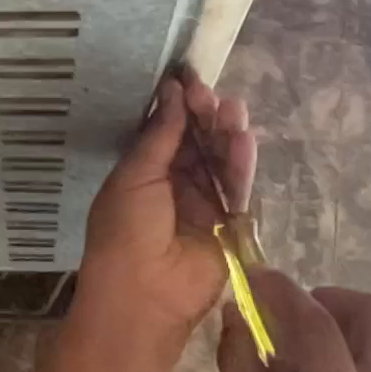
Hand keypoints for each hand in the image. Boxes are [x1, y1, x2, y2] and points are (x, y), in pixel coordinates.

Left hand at [76, 69, 256, 340]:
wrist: (144, 293)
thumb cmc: (126, 230)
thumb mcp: (134, 176)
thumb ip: (159, 134)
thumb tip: (172, 90)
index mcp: (142, 174)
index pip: (166, 132)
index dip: (179, 106)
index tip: (190, 78)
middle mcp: (173, 186)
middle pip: (197, 143)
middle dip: (205, 116)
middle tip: (212, 95)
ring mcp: (202, 204)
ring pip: (219, 161)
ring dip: (226, 135)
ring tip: (233, 109)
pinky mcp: (228, 224)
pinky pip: (237, 187)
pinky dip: (241, 164)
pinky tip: (245, 139)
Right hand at [217, 270, 370, 371]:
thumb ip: (239, 367)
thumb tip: (233, 314)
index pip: (320, 329)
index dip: (282, 293)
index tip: (253, 274)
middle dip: (325, 299)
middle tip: (283, 316)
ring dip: (330, 325)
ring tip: (287, 362)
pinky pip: (370, 357)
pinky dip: (335, 351)